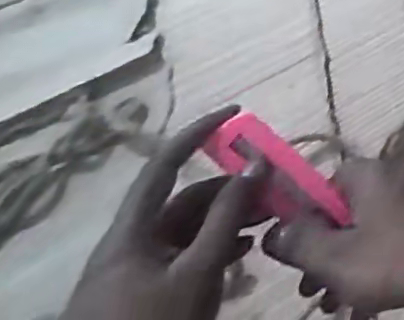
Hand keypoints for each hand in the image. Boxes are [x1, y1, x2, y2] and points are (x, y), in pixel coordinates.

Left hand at [61, 106, 267, 319]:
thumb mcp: (199, 271)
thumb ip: (229, 216)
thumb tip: (257, 163)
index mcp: (129, 235)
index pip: (162, 167)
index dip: (197, 133)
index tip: (236, 111)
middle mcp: (129, 245)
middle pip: (186, 199)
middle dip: (233, 187)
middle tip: (274, 186)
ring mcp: (135, 271)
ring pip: (191, 226)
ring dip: (232, 217)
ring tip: (269, 219)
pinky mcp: (145, 292)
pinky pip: (187, 252)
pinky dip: (219, 243)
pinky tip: (246, 250)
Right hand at [263, 157, 403, 315]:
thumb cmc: (390, 257)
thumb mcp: (332, 257)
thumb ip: (298, 242)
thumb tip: (276, 229)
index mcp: (373, 174)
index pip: (328, 180)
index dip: (306, 213)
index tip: (294, 248)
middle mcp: (396, 176)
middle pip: (346, 209)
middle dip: (323, 250)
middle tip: (308, 288)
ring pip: (366, 228)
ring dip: (344, 264)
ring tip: (330, 303)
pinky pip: (389, 236)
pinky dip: (371, 263)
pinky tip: (358, 302)